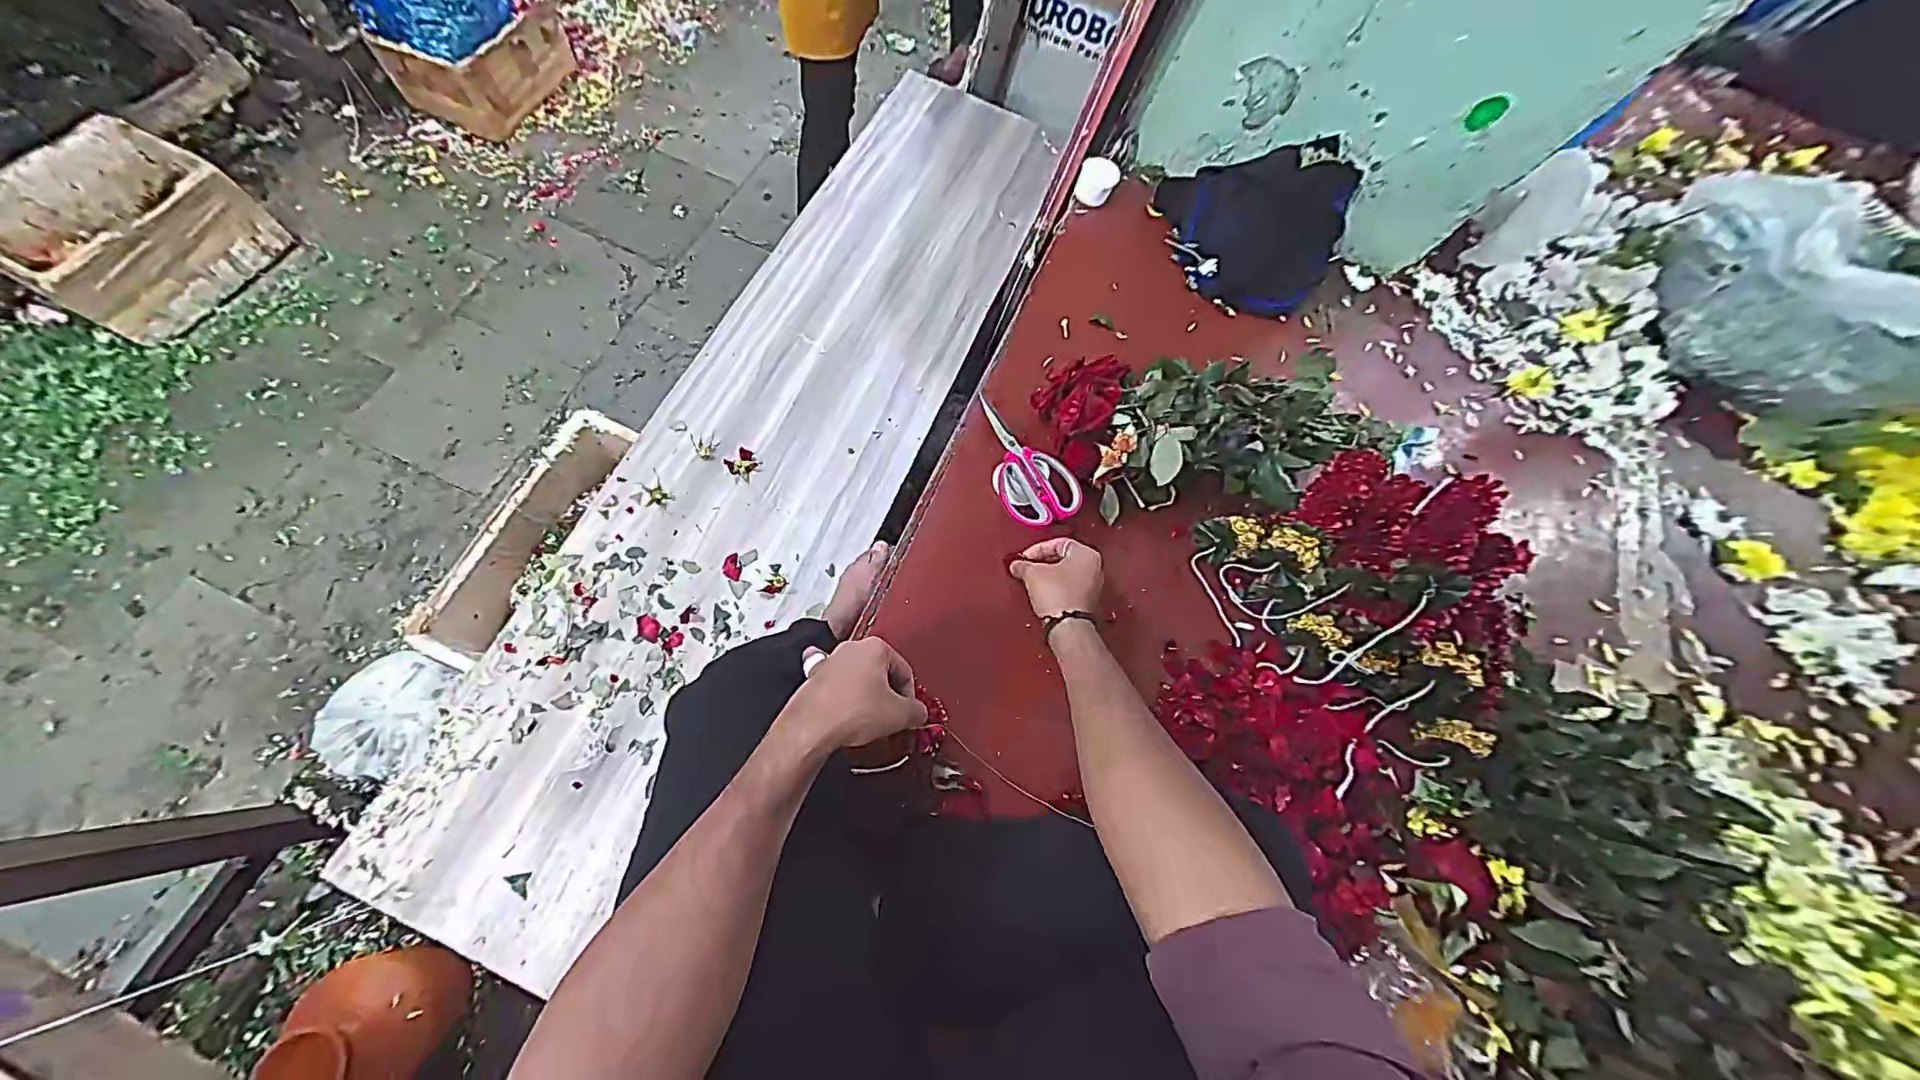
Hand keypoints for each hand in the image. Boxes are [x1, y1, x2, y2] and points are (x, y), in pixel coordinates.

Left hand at [780, 637, 926, 750]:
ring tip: (867, 720)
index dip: (909, 695)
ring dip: (866, 697)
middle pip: (881, 672)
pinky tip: (845, 714)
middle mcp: (851, 648)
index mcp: (875, 647)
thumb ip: (917, 711)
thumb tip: (918, 713)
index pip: (904, 670)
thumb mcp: (899, 715)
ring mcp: (830, 660)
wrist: (809, 728)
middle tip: (890, 717)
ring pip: (859, 678)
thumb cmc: (849, 713)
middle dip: (887, 695)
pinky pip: (837, 687)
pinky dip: (843, 698)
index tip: (907, 711)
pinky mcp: (814, 677)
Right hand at [1008, 537, 1103, 618]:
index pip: (1058, 543)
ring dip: (1050, 575)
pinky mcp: (1088, 600)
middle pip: (1064, 557)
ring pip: (1067, 573)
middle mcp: (1095, 567)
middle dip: (1043, 562)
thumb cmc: (1059, 597)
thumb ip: (1023, 565)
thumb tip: (1018, 565)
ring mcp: (1094, 585)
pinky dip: (1057, 587)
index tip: (1026, 557)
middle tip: (1028, 567)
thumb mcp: (1033, 574)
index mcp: (1086, 553)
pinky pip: (1070, 587)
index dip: (1038, 549)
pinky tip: (1045, 593)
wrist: (1066, 625)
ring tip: (1034, 581)